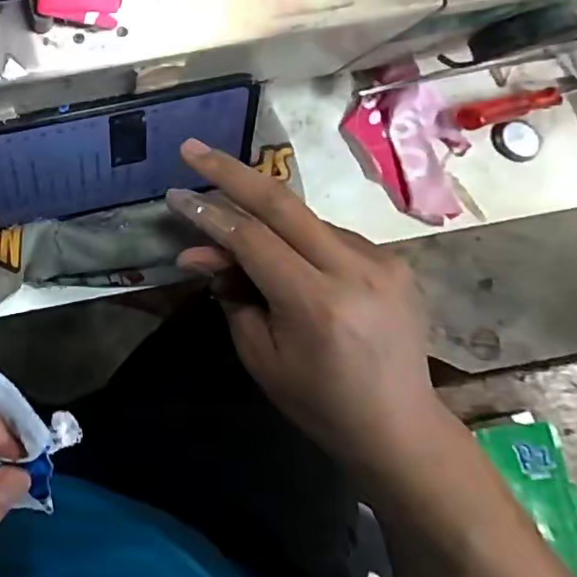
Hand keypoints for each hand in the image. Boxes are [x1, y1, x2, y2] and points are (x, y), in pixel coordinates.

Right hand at [167, 138, 442, 475]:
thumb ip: (233, 296)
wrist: (401, 428)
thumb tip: (202, 253)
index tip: (175, 195)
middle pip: (281, 202)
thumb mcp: (261, 356)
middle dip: (231, 171)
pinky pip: (329, 235)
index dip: (209, 213)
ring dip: (262, 215)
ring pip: (304, 218)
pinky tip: (283, 256)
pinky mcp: (394, 261)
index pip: (251, 239)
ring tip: (230, 230)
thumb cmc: (320, 403)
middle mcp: (354, 270)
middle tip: (193, 148)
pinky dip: (297, 237)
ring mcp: (381, 260)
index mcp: (316, 303)